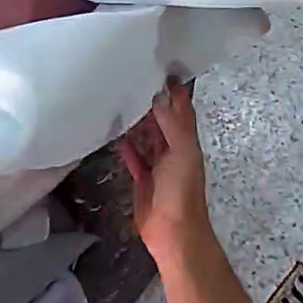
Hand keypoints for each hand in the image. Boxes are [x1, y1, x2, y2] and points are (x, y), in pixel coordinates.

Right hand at [122, 79, 214, 262]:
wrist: (174, 234)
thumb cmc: (181, 192)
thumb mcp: (181, 152)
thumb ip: (172, 124)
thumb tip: (160, 97)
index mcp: (186, 141)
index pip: (181, 109)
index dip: (174, 91)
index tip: (160, 68)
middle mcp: (173, 150)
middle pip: (162, 122)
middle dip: (151, 104)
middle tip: (131, 83)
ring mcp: (158, 166)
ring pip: (147, 138)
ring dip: (136, 124)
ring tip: (119, 104)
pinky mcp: (143, 180)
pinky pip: (135, 158)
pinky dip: (127, 147)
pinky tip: (116, 136)